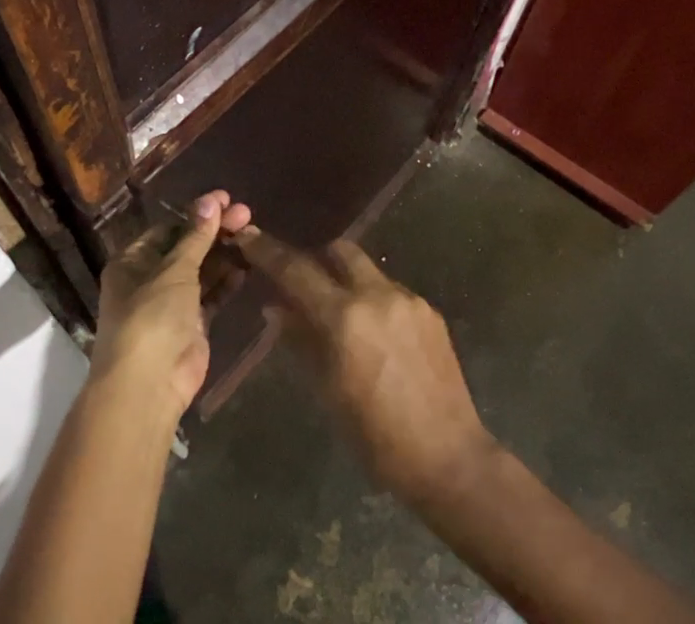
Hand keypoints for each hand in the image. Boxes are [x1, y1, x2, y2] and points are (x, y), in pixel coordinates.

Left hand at [91, 190, 251, 423]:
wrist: (148, 384)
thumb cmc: (151, 317)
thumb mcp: (173, 271)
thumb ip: (195, 238)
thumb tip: (211, 201)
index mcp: (132, 262)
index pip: (167, 229)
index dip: (196, 214)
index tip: (226, 200)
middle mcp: (148, 280)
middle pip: (186, 249)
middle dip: (214, 232)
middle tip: (247, 214)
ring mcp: (170, 305)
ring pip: (200, 272)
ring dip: (223, 254)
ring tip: (252, 232)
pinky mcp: (191, 326)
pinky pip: (210, 297)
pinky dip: (226, 281)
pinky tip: (247, 264)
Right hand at [231, 229, 494, 502]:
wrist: (446, 457)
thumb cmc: (374, 435)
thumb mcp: (326, 389)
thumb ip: (300, 340)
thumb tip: (276, 309)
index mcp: (345, 317)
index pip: (296, 270)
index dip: (268, 252)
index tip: (248, 237)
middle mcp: (379, 295)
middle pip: (340, 250)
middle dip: (316, 258)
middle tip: (301, 280)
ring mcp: (410, 301)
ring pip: (369, 271)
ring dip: (347, 281)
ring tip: (339, 316)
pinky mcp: (432, 314)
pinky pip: (392, 293)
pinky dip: (373, 301)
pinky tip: (373, 335)